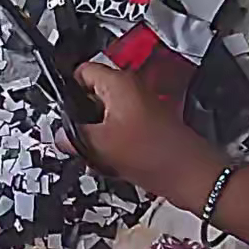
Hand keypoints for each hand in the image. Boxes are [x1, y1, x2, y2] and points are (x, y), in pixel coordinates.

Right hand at [62, 63, 227, 213]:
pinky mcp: (144, 126)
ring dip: (94, 135)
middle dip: (80, 118)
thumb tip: (58, 136)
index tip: (60, 109)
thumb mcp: (101, 145)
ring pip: (101, 116)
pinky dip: (108, 144)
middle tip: (76, 138)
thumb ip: (72, 137)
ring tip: (95, 154)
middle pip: (90, 96)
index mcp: (119, 84)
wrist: (190, 177)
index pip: (82, 71)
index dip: (67, 89)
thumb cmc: (156, 154)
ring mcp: (138, 108)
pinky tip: (110, 162)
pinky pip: (115, 129)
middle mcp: (130, 90)